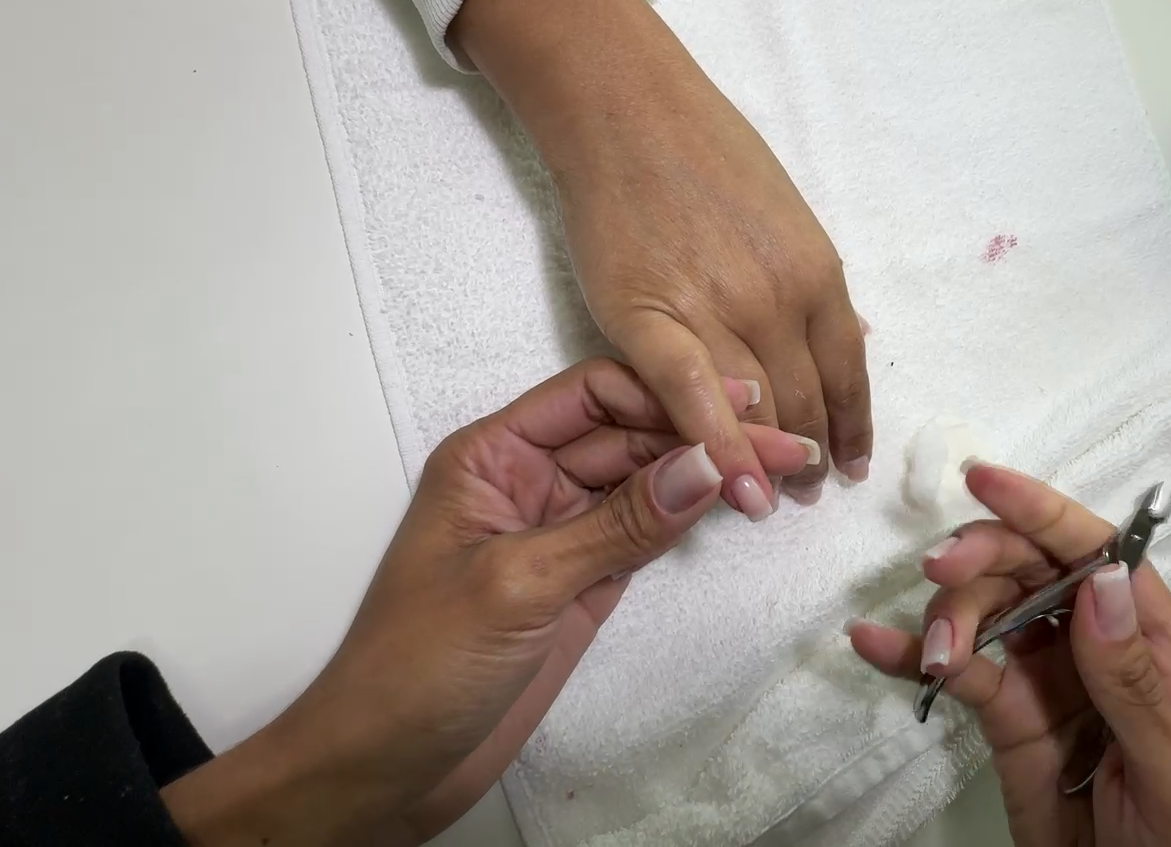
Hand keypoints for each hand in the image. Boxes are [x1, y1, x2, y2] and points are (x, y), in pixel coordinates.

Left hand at [160, 359, 818, 845]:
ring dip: (708, 472)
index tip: (734, 404)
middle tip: (782, 440)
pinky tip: (737, 498)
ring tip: (780, 465)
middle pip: (631, 435)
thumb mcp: (521, 584)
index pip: (593, 394)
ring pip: (648, 479)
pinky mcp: (589, 569)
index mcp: (497, 452)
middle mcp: (535, 474)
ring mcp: (567, 523)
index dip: (663, 394)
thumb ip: (620, 522)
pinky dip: (693, 513)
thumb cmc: (419, 667)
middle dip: (702, 435)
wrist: (388, 775)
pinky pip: (650, 525)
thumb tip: (711, 464)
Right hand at [451, 0, 871, 516]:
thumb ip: (816, 283)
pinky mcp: (649, 318)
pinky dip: (719, 453)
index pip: (848, 372)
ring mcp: (718, 310)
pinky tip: (738, 494)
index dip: (852, 427)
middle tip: (806, 490)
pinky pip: (693, 402)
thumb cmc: (708, 154)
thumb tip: (853, 336)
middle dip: (811, 454)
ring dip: (771, 463)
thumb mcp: (787, 213)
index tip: (851, 464)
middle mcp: (779, 299)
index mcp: (817, 271)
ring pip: (758, 412)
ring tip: (773, 497)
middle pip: (805, 403)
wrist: (626, 112)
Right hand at [849, 465, 1170, 846]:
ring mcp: (1045, 672)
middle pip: (1031, 567)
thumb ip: (1137, 683)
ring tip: (937, 653)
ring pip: (987, 608)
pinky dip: (913, 654)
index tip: (986, 480)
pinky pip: (957, 669)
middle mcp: (1093, 642)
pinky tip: (874, 643)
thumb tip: (1101, 581)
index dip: (1044, 510)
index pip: (1100, 554)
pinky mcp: (1004, 709)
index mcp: (1157, 645)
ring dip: (949, 615)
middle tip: (941, 571)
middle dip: (983, 558)